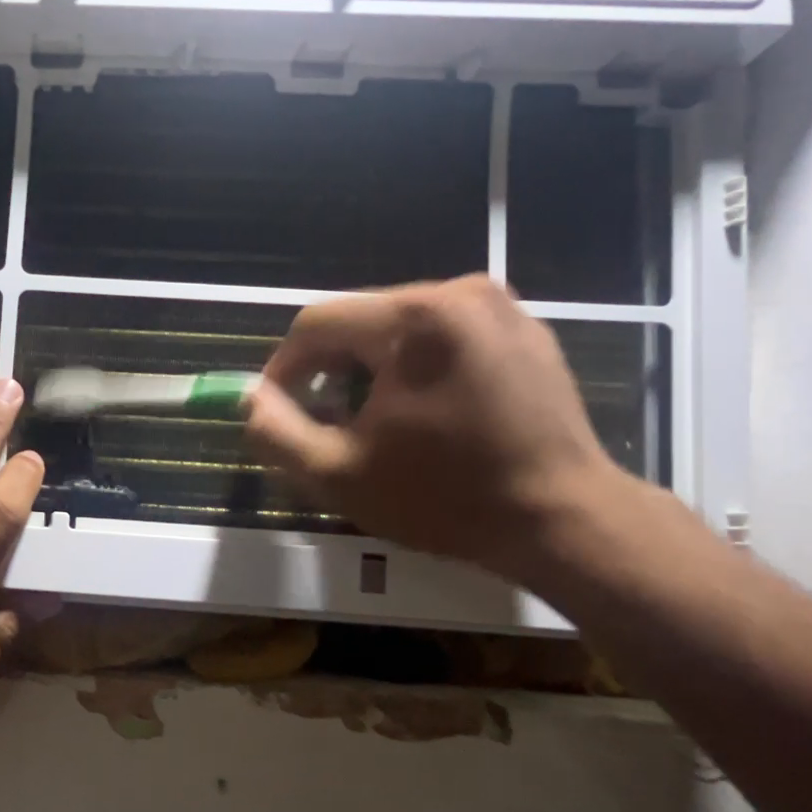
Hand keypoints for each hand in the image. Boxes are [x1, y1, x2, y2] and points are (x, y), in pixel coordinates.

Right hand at [244, 275, 627, 578]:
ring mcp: (502, 308)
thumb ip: (276, 432)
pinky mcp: (528, 332)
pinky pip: (446, 336)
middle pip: (361, 320)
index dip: (282, 368)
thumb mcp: (338, 474)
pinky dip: (418, 366)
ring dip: (371, 367)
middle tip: (323, 422)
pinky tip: (423, 414)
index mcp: (414, 318)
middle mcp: (461, 292)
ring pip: (402, 327)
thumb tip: (249, 398)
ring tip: (371, 421)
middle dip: (329, 368)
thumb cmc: (443, 497)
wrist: (562, 519)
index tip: (276, 412)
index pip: (316, 323)